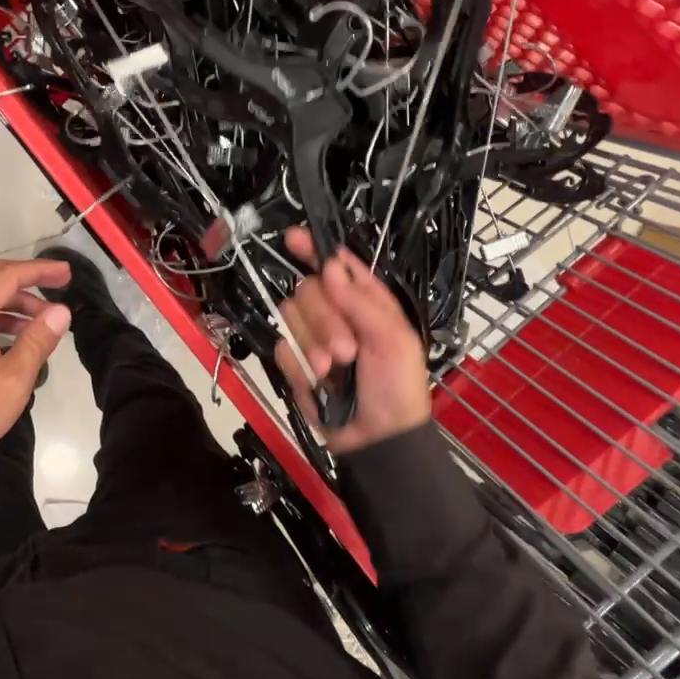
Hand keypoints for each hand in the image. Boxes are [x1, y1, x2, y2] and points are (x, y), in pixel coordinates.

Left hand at [0, 259, 73, 466]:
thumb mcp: (11, 381)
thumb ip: (37, 341)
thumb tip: (61, 312)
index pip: (7, 276)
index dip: (40, 270)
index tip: (67, 273)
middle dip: (29, 279)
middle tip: (60, 285)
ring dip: (15, 302)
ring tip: (45, 321)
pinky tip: (19, 336)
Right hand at [275, 226, 431, 454]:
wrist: (377, 440)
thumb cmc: (397, 387)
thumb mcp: (393, 341)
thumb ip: (361, 301)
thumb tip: (329, 265)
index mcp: (365, 301)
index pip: (335, 263)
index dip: (314, 249)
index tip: (292, 238)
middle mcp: (336, 312)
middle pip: (307, 289)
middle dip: (324, 320)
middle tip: (346, 349)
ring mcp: (313, 336)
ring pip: (291, 316)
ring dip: (313, 345)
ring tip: (334, 370)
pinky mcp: (295, 361)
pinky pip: (282, 347)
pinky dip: (300, 366)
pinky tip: (319, 383)